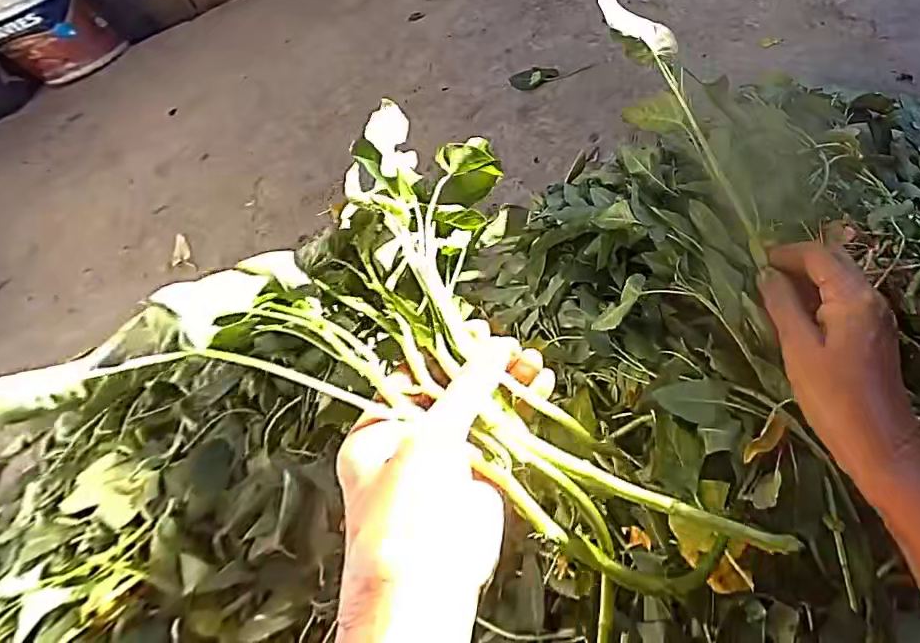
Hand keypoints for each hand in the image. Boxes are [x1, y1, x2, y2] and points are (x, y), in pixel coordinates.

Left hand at [335, 327, 550, 642]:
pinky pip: (505, 430)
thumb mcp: (430, 436)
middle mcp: (413, 440)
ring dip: (509, 382)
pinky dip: (523, 406)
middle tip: (507, 343)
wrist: (425, 590)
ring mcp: (449, 456)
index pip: (413, 374)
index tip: (472, 328)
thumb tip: (493, 345)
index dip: (444, 348)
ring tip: (531, 361)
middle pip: (454, 387)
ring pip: (484, 406)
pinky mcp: (482, 473)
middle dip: (483, 363)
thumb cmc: (402, 517)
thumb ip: (466, 386)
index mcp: (380, 430)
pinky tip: (539, 385)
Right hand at [758, 236, 919, 487]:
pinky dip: (822, 295)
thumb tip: (766, 273)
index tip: (757, 259)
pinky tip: (800, 312)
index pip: (818, 254)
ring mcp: (877, 314)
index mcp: (853, 295)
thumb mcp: (799, 349)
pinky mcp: (876, 332)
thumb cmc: (835, 399)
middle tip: (765, 272)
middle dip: (798, 261)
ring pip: (841, 278)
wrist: (883, 448)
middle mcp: (871, 296)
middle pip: (833, 260)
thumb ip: (782, 304)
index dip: (786, 252)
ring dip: (810, 277)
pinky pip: (847, 297)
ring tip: (776, 290)